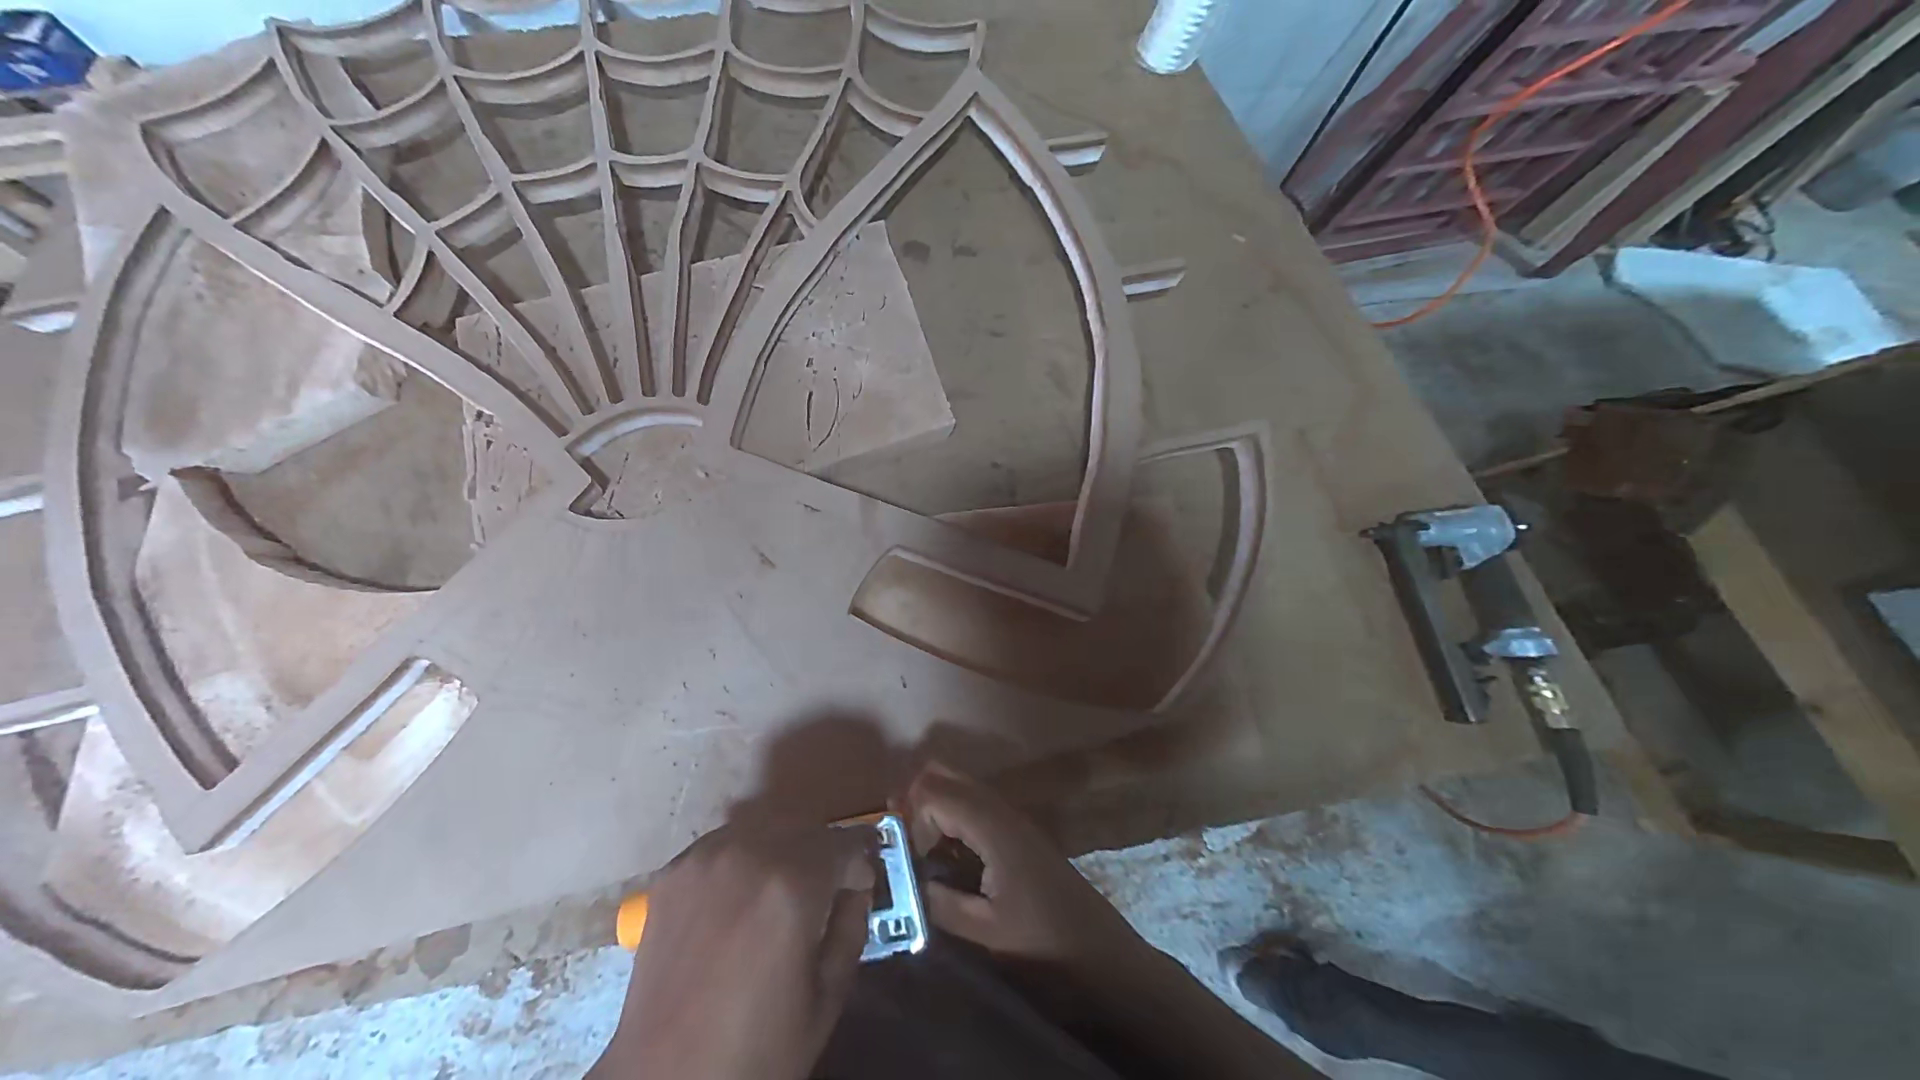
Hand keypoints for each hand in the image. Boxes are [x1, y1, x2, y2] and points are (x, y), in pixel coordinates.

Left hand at [592, 819, 874, 1079]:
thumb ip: (852, 925)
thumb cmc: (757, 1048)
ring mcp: (704, 859)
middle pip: (806, 826)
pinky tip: (743, 893)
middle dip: (825, 850)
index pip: (845, 842)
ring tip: (784, 887)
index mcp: (792, 885)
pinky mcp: (672, 872)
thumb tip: (857, 885)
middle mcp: (748, 854)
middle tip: (829, 885)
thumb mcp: (828, 996)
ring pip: (764, 826)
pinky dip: (745, 855)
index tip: (862, 880)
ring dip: (785, 847)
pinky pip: (725, 842)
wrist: (664, 1079)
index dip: (862, 858)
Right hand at [900, 764, 1149, 975]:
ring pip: (959, 787)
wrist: (1100, 952)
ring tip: (914, 848)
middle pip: (945, 776)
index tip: (909, 862)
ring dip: (931, 807)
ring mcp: (1011, 818)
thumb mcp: (985, 931)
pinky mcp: (1016, 832)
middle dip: (914, 802)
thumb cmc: (1044, 942)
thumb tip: (902, 884)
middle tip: (900, 843)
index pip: (933, 793)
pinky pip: (973, 804)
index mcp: (993, 827)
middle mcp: (1001, 810)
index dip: (911, 821)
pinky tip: (943, 852)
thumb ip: (939, 902)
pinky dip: (949, 815)